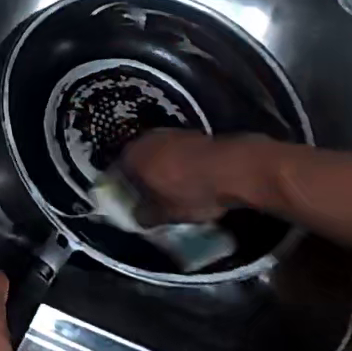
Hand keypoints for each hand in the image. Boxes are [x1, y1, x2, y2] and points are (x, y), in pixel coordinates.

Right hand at [122, 129, 259, 222]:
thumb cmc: (193, 192)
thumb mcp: (167, 214)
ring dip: (161, 168)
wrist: (235, 168)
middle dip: (142, 177)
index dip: (122, 190)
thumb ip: (146, 215)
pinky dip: (179, 163)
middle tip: (151, 196)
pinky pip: (176, 152)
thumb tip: (137, 217)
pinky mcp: (191, 133)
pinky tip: (190, 178)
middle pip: (136, 161)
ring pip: (157, 154)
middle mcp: (144, 140)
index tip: (130, 203)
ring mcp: (168, 133)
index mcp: (131, 157)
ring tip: (173, 188)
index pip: (116, 174)